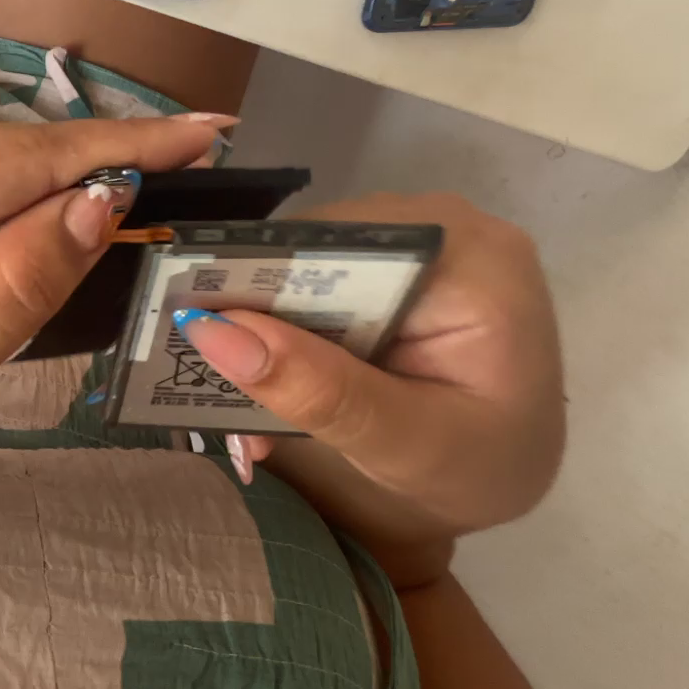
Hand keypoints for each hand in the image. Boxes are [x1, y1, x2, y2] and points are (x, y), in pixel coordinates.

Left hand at [0, 115, 230, 484]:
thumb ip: (8, 291)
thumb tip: (96, 210)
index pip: (15, 157)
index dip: (118, 149)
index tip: (211, 134)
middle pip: (2, 158)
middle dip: (91, 181)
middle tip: (186, 207)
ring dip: (45, 204)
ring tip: (123, 234)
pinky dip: (0, 216)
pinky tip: (34, 246)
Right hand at [176, 193, 564, 586]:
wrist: (490, 466)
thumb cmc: (476, 466)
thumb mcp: (408, 447)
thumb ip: (320, 393)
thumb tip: (209, 329)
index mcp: (469, 256)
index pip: (334, 244)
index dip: (256, 276)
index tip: (197, 327)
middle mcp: (432, 222)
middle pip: (301, 245)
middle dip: (247, 308)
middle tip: (202, 368)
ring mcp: (396, 233)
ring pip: (284, 255)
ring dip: (246, 316)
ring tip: (225, 378)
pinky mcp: (366, 250)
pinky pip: (289, 269)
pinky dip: (261, 316)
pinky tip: (253, 363)